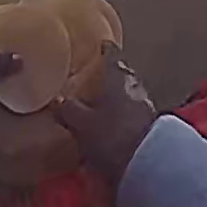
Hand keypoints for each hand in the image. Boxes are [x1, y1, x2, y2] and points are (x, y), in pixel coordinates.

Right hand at [55, 44, 158, 182]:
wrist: (147, 161)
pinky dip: (122, 112)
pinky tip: (113, 123)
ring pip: (127, 90)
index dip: (104, 48)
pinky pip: (132, 109)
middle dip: (108, 74)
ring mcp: (144, 101)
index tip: (99, 45)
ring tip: (101, 104)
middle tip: (94, 78)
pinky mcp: (149, 121)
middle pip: (120, 71)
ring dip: (116, 95)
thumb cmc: (112, 134)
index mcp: (116, 75)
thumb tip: (56, 99)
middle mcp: (132, 82)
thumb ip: (69, 109)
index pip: (111, 53)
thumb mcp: (83, 124)